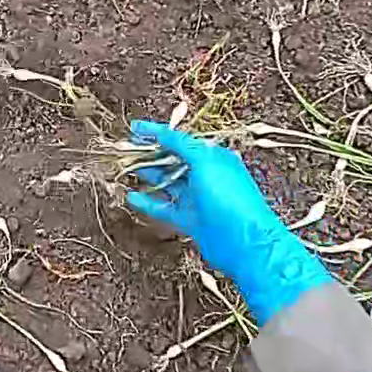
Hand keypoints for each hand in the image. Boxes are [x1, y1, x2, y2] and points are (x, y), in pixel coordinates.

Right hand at [127, 120, 331, 324]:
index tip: (136, 128)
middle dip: (149, 153)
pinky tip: (133, 197)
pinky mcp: (190, 220)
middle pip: (171, 161)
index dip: (157, 133)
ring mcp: (197, 199)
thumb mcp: (207, 161)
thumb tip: (166, 134)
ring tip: (126, 169)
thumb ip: (184, 145)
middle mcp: (205, 176)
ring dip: (147, 175)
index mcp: (213, 158)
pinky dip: (148, 202)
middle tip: (127, 149)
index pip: (180, 140)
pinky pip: (164, 208)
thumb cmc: (232, 199)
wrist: (245, 243)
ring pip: (166, 183)